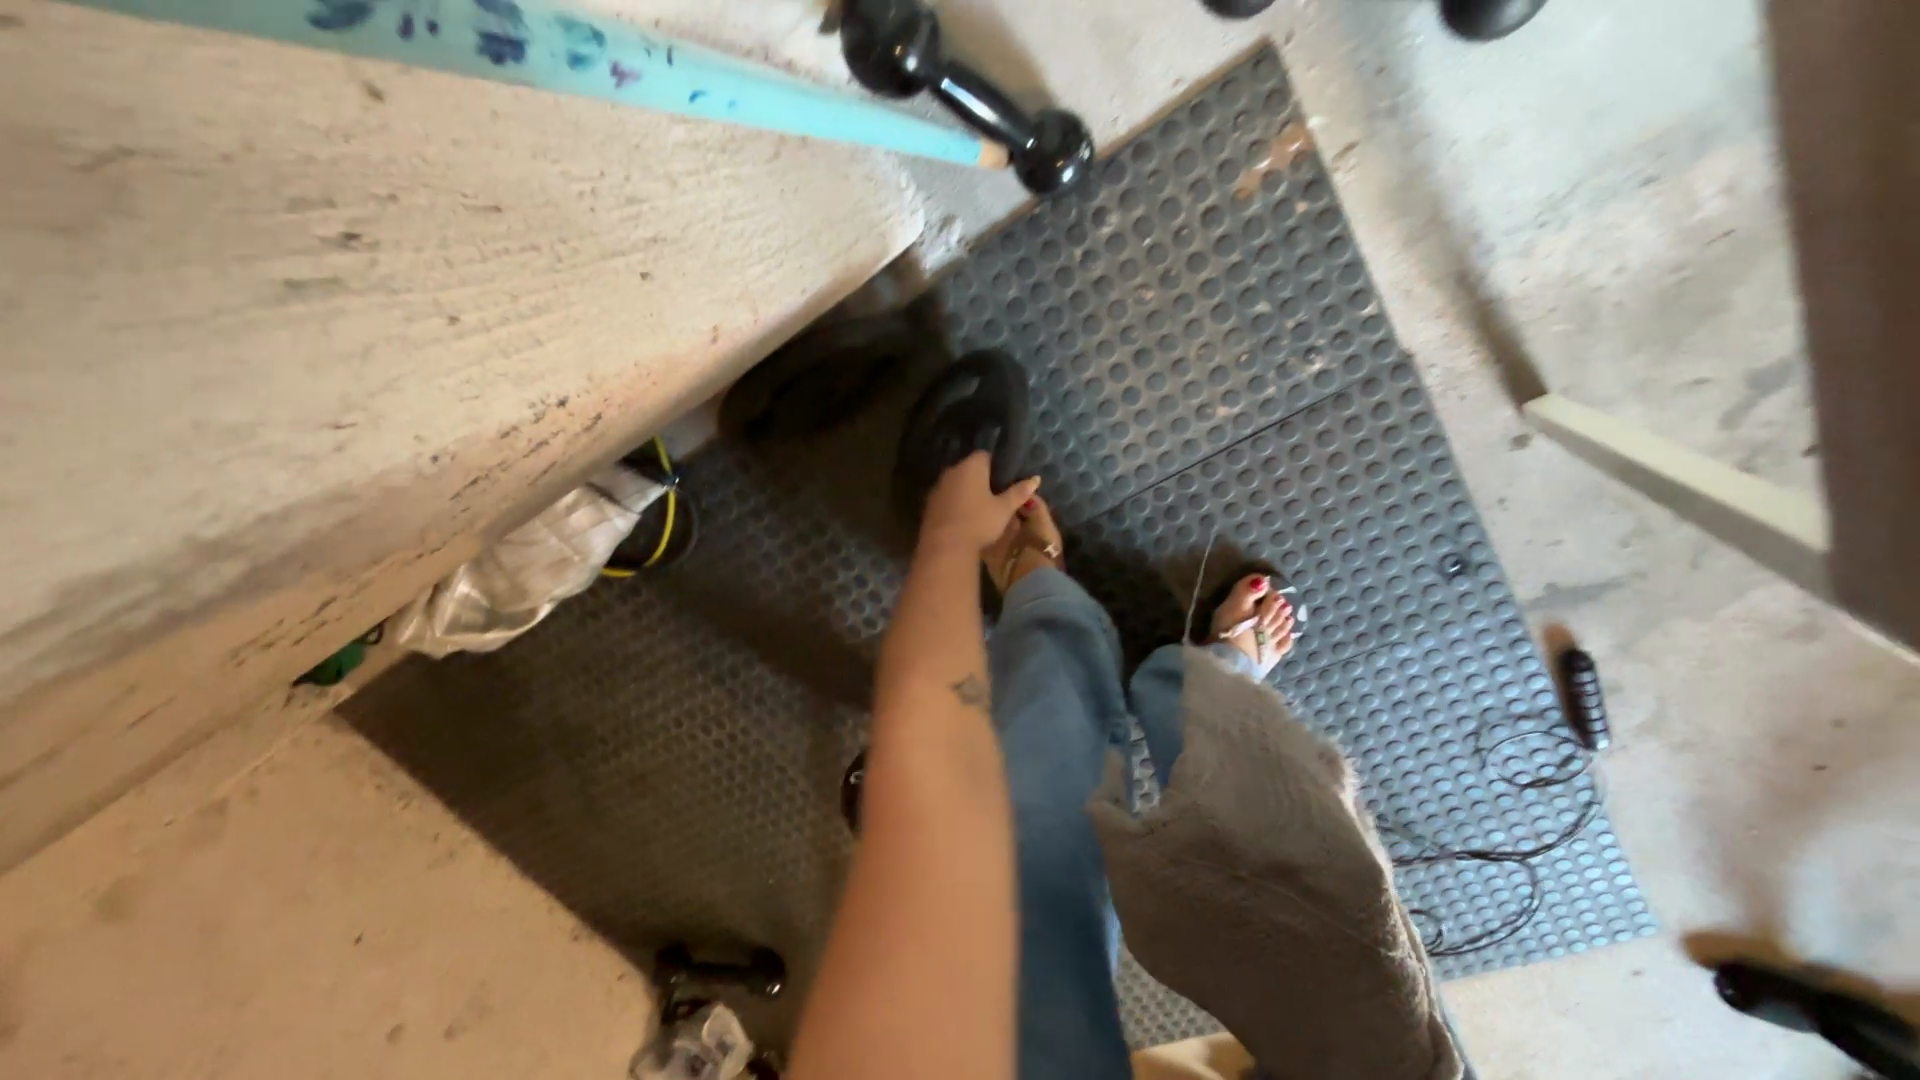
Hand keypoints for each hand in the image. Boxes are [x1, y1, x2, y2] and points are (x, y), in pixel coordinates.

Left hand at [920, 452, 1041, 554]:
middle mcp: (951, 471)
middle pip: (969, 469)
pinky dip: (955, 503)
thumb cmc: (979, 522)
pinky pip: (947, 498)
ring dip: (966, 492)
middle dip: (981, 479)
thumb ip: (1019, 492)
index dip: (996, 465)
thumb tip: (1035, 479)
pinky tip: (964, 518)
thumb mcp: (1004, 509)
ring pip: (956, 484)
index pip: (984, 455)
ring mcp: (938, 488)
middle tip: (995, 495)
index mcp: (970, 466)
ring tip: (980, 508)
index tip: (1003, 480)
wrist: (945, 547)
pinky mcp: (929, 504)